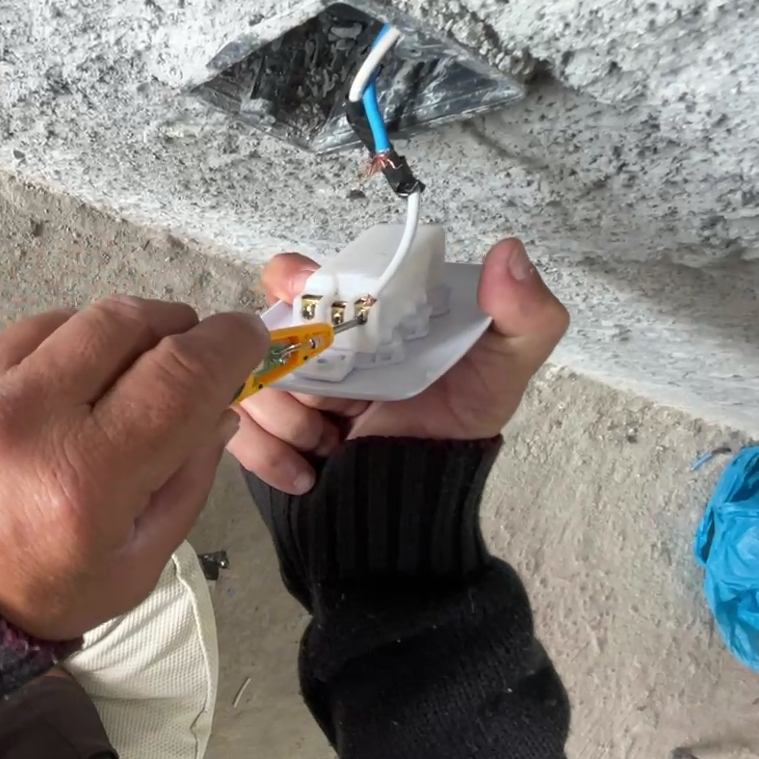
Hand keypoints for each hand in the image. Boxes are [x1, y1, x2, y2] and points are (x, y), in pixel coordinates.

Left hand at [0, 297, 267, 638]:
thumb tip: (216, 407)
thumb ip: (184, 483)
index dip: (227, 344)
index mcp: (80, 483)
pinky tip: (32, 404)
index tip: (244, 336)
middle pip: (123, 321)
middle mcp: (18, 420)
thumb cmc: (27, 597)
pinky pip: (8, 341)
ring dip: (102, 342)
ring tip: (99, 386)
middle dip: (169, 325)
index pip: (178, 376)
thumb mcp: (129, 569)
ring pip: (65, 321)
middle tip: (179, 350)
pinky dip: (40, 362)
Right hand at [228, 238, 569, 493]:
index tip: (295, 289)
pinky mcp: (259, 429)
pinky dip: (266, 453)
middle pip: (258, 330)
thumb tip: (508, 252)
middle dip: (279, 362)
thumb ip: (523, 315)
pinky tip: (303, 474)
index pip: (304, 279)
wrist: (410, 506)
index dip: (291, 279)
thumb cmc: (449, 432)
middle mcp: (311, 347)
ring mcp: (279, 389)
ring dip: (286, 418)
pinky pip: (235, 428)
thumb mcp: (500, 373)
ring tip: (328, 445)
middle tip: (316, 396)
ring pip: (246, 381)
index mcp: (358, 319)